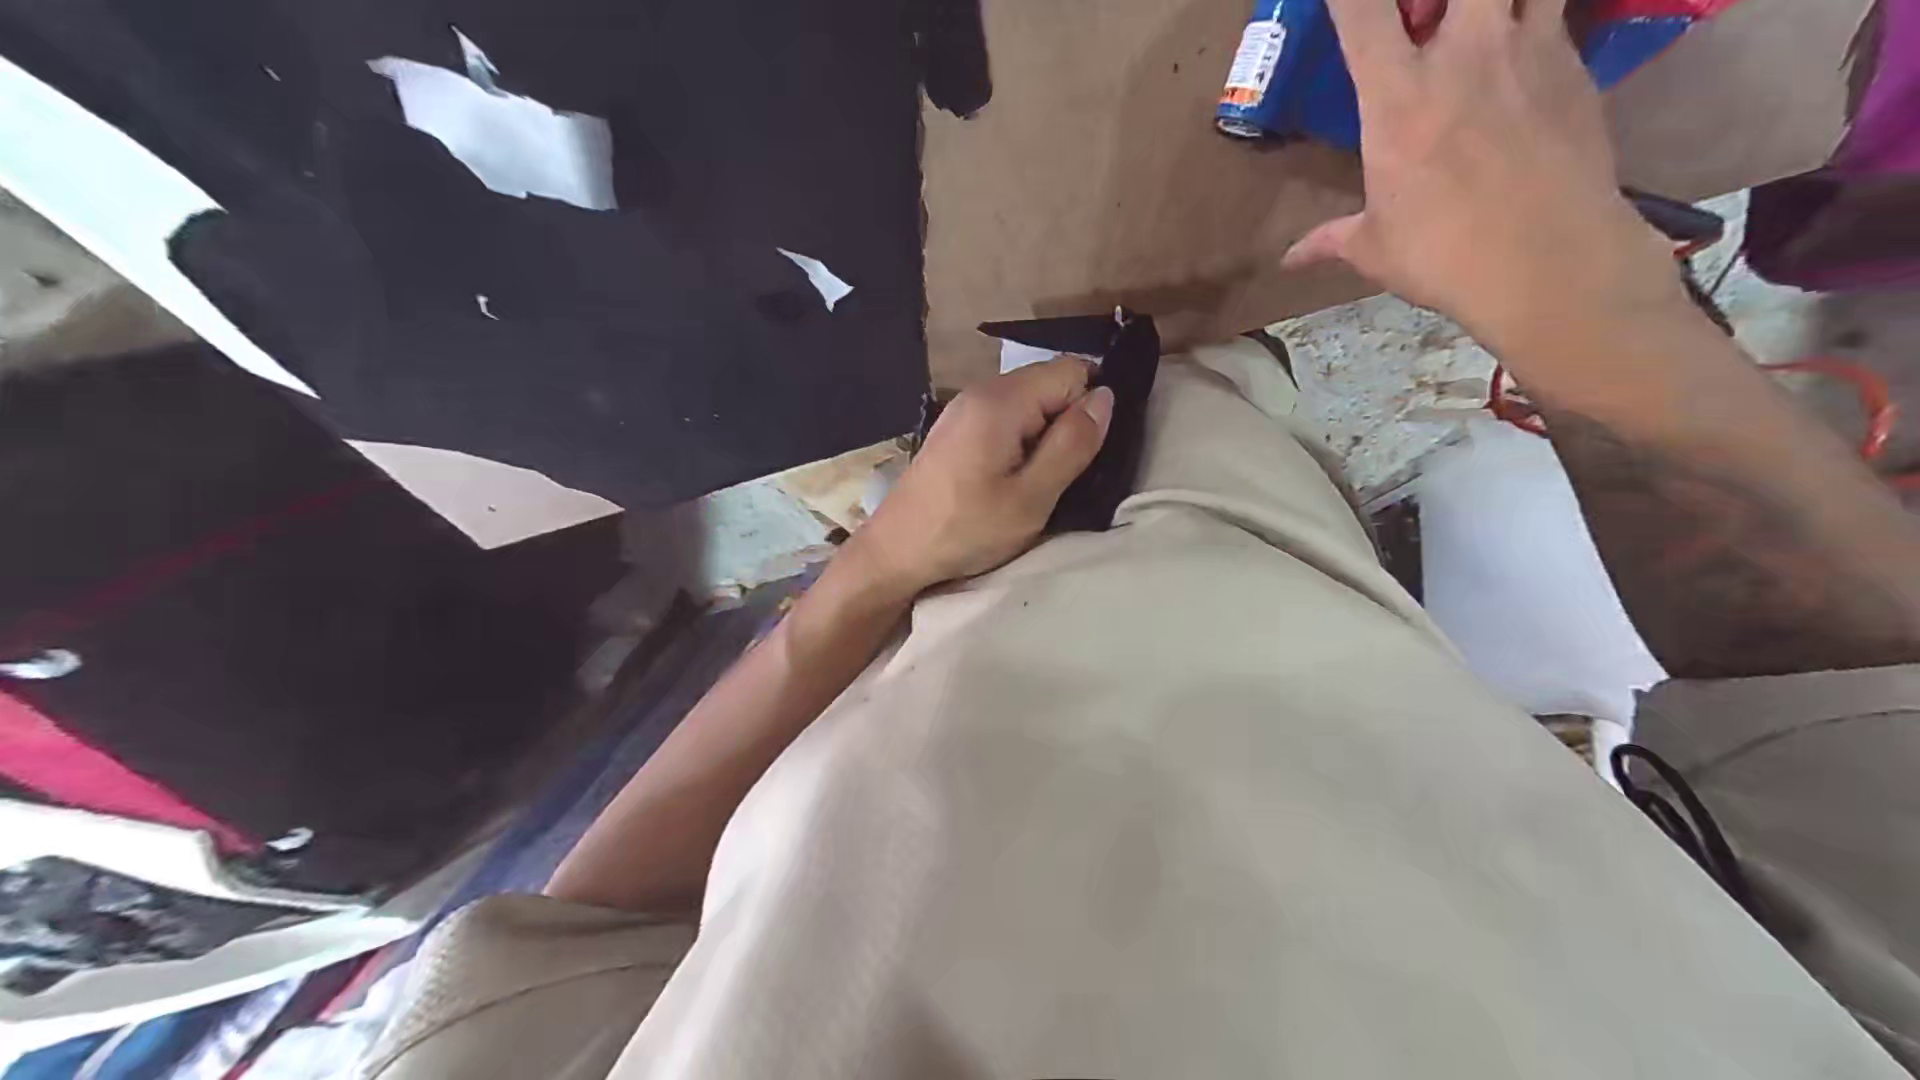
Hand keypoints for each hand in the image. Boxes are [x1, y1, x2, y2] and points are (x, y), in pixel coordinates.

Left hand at [848, 356, 1113, 595]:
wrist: (895, 552)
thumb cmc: (965, 529)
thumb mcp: (1032, 497)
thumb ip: (1073, 444)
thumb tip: (1106, 397)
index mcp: (1002, 400)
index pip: (1073, 370)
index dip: (1090, 406)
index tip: (1085, 453)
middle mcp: (981, 391)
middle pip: (1049, 383)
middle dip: (1066, 422)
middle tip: (1060, 476)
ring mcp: (963, 409)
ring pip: (1028, 404)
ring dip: (1042, 437)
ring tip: (1034, 483)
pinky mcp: (955, 430)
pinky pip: (1004, 419)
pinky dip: (1019, 442)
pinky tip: (1008, 481)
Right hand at [1283, 0, 1687, 350]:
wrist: (1546, 261)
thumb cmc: (1440, 254)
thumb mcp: (1373, 247)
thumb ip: (1330, 239)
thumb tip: (1289, 259)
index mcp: (1399, 100)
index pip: (1363, 15)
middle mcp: (1465, 55)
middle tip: (1428, 18)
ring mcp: (1530, 51)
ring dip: (1497, 1)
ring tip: (1480, 29)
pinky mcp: (1577, 67)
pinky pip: (1559, 16)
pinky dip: (1538, 24)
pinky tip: (1522, 65)